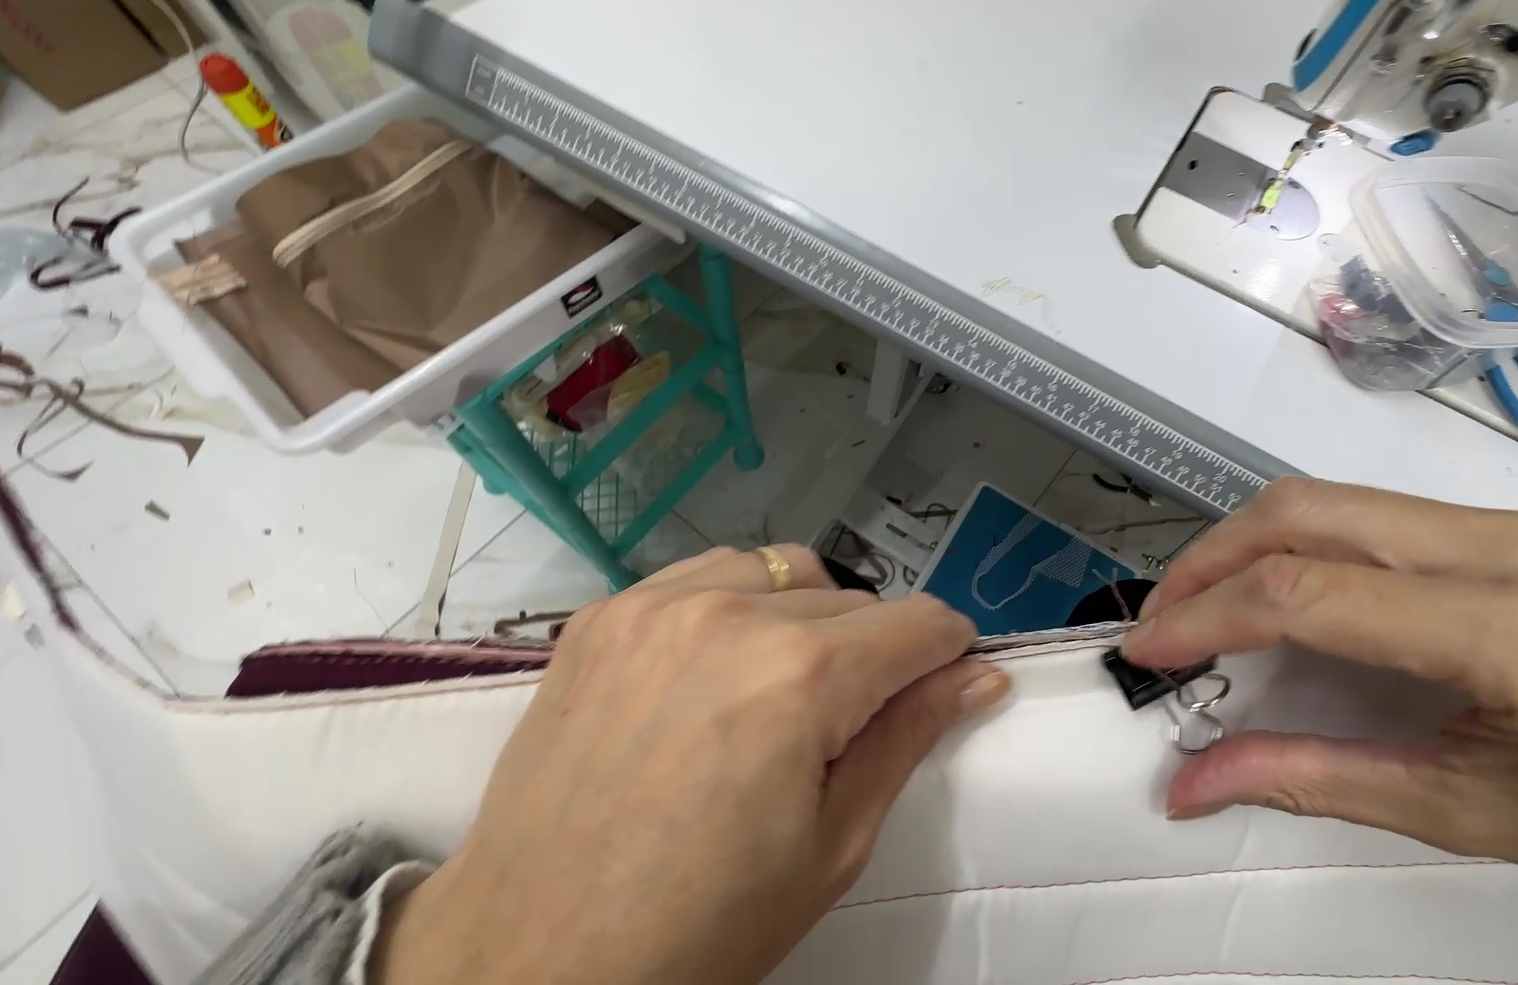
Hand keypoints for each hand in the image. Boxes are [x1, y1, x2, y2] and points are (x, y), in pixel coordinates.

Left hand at [374, 545, 1007, 984]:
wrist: (537, 954)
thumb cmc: (705, 923)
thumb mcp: (833, 843)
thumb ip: (909, 737)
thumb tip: (980, 674)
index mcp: (801, 675)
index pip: (918, 622)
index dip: (945, 651)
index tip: (941, 680)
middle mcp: (732, 611)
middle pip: (853, 601)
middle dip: (872, 650)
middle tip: (841, 723)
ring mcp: (657, 603)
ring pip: (781, 570)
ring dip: (804, 614)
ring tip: (778, 684)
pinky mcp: (604, 612)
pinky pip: (703, 574)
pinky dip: (733, 602)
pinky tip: (711, 665)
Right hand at [1124, 478, 1517, 938]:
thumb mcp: (1481, 819)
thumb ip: (1316, 782)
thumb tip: (1193, 784)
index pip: (1308, 593)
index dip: (1204, 618)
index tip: (1143, 653)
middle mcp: (1514, 546)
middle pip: (1307, 510)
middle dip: (1208, 559)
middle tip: (1160, 622)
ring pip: (1336, 498)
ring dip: (1248, 545)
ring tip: (1205, 609)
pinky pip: (1379, 515)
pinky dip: (1304, 547)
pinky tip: (1289, 598)